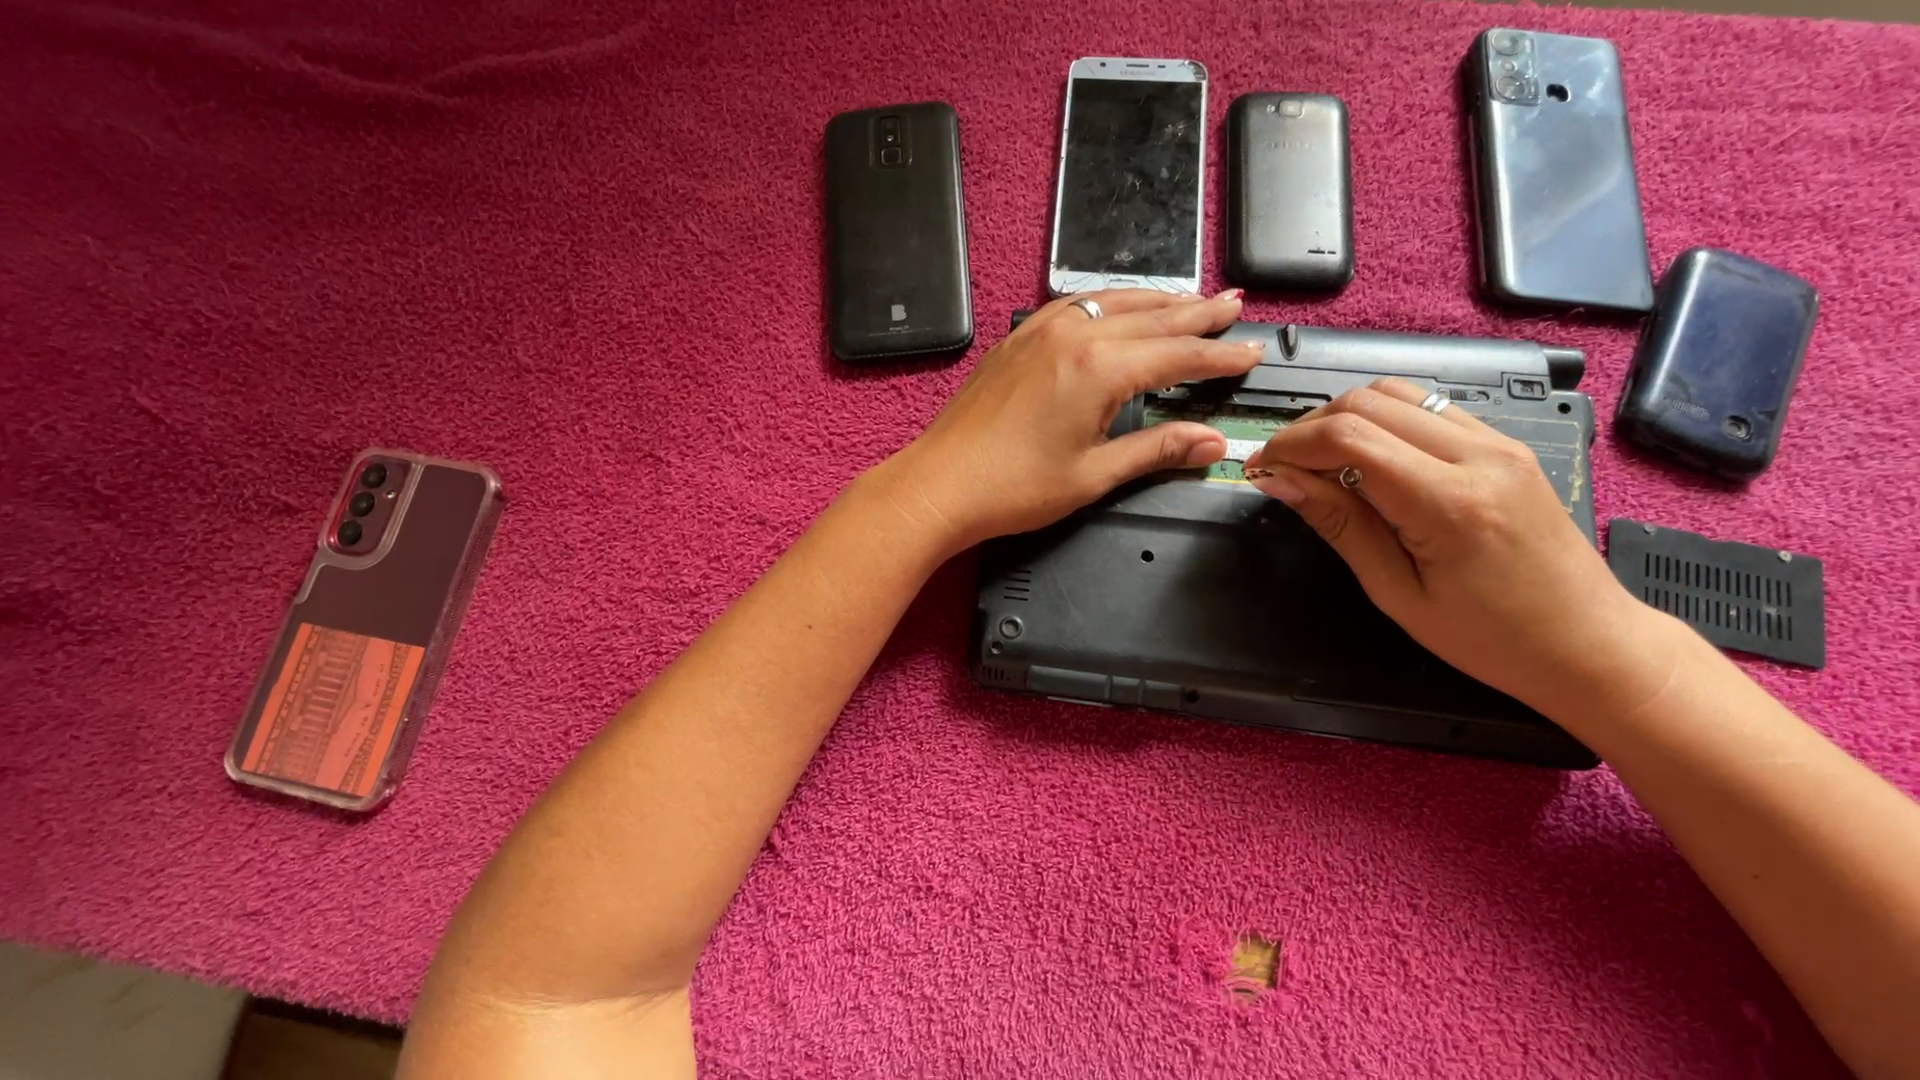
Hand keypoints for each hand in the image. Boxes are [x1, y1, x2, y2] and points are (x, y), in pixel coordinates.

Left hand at [877, 289, 1260, 552]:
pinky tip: (1117, 307)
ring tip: (1189, 299)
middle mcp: (1073, 336)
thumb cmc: (1012, 488)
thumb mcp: (1093, 474)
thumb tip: (1212, 443)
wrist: (938, 485)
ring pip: (1113, 303)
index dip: (1219, 355)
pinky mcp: (1016, 341)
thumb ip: (1156, 449)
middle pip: (1152, 317)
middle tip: (1234, 303)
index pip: (1178, 354)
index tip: (1251, 351)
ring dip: (1156, 301)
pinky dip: (1108, 303)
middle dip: (1198, 312)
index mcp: (1099, 369)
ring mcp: (1040, 333)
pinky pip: (1073, 306)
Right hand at [1244, 378, 1676, 716]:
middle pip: (1366, 403)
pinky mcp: (1505, 444)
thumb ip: (1340, 525)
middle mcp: (1478, 455)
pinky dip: (1382, 420)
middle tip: (1282, 469)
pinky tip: (1367, 459)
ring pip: (1396, 392)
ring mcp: (1498, 443)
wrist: (1589, 643)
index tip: (1260, 470)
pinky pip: (1429, 406)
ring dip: (1344, 417)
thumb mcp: (1398, 593)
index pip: (1348, 438)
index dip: (1290, 446)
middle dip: (1309, 428)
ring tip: (1320, 461)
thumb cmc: (1490, 638)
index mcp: (1449, 502)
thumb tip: (1280, 481)